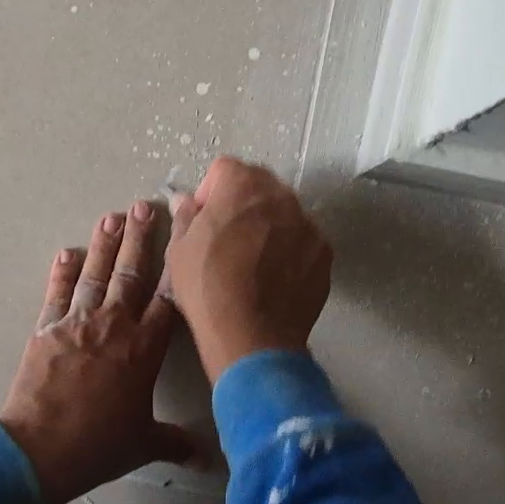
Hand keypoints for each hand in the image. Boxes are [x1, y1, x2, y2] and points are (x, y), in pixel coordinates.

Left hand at [0, 201, 194, 503]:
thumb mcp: (143, 444)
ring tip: (112, 216)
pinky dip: (62, 272)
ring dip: (105, 244)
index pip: (169, 299)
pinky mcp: (47, 329)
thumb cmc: (99, 445)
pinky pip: (57, 293)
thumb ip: (175, 442)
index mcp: (145, 349)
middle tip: (144, 206)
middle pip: (132, 274)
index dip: (178, 268)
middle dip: (140, 239)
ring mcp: (78, 323)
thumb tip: (204, 457)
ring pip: (96, 274)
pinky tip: (68, 253)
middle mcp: (115, 326)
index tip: (184, 239)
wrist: (41, 449)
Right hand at [162, 157, 331, 382]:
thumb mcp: (179, 250)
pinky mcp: (324, 254)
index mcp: (242, 185)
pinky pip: (303, 243)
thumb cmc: (207, 287)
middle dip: (243, 204)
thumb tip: (186, 201)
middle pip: (259, 187)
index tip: (202, 219)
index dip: (210, 192)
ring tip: (253, 263)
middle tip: (227, 238)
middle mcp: (282, 196)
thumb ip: (185, 216)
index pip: (224, 168)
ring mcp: (308, 224)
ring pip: (285, 215)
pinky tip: (274, 280)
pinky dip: (290, 253)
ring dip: (269, 227)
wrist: (252, 335)